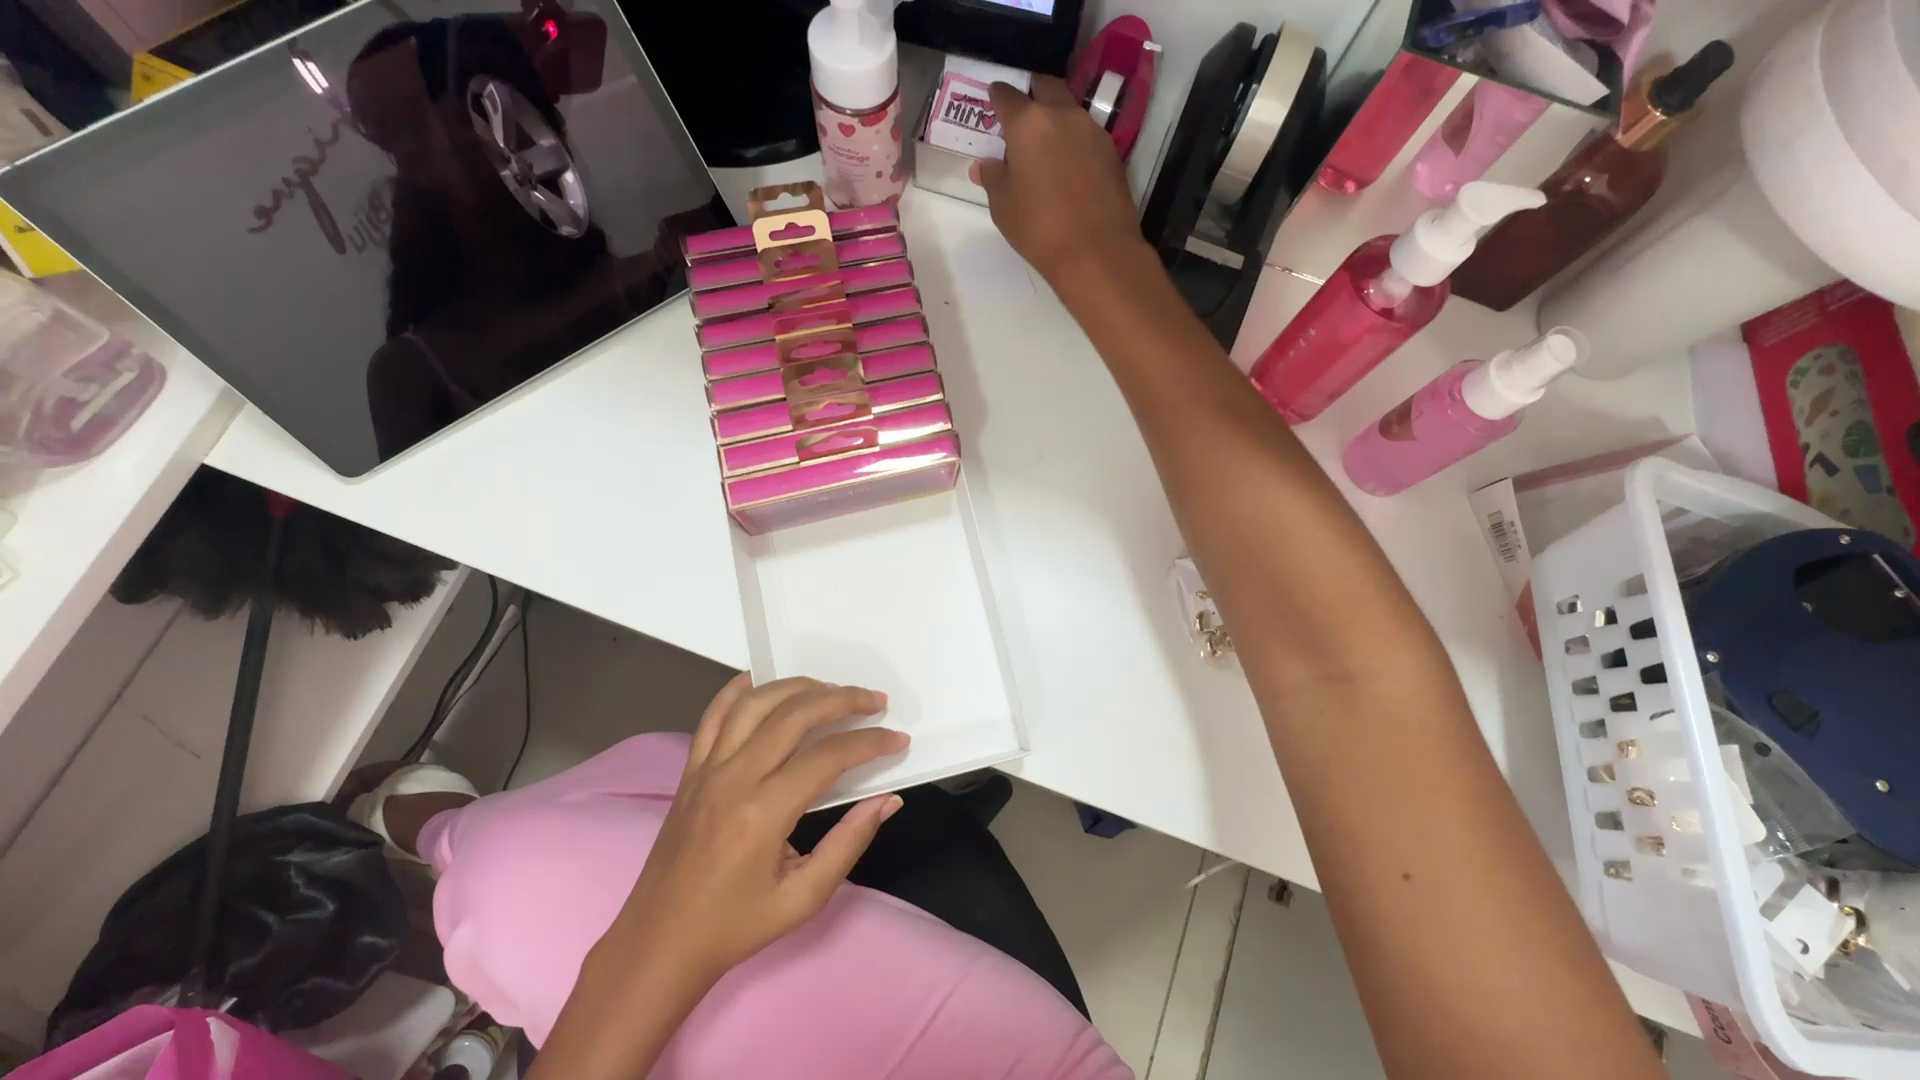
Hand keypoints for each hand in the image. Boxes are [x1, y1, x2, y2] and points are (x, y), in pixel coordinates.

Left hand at [606, 675, 907, 984]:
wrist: (661, 940)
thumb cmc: (736, 926)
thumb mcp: (803, 898)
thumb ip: (849, 843)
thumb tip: (888, 800)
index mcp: (764, 812)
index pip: (828, 757)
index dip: (869, 743)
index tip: (898, 740)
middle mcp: (733, 778)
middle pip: (794, 714)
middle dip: (842, 700)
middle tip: (875, 701)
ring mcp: (706, 768)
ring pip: (755, 703)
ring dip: (798, 686)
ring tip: (832, 689)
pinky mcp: (690, 770)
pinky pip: (714, 714)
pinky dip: (740, 689)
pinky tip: (764, 681)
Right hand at [970, 76, 1147, 284]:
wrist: (1097, 252)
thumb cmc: (1041, 229)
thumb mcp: (1004, 207)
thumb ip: (993, 178)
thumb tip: (986, 165)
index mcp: (1029, 124)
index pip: (1007, 96)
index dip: (997, 97)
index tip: (992, 100)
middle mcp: (1063, 116)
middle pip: (1046, 88)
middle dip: (1032, 93)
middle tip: (1021, 113)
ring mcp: (1093, 132)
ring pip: (1070, 110)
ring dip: (1056, 118)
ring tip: (1044, 144)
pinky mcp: (1112, 152)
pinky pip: (1087, 135)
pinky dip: (1074, 141)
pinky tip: (1067, 164)